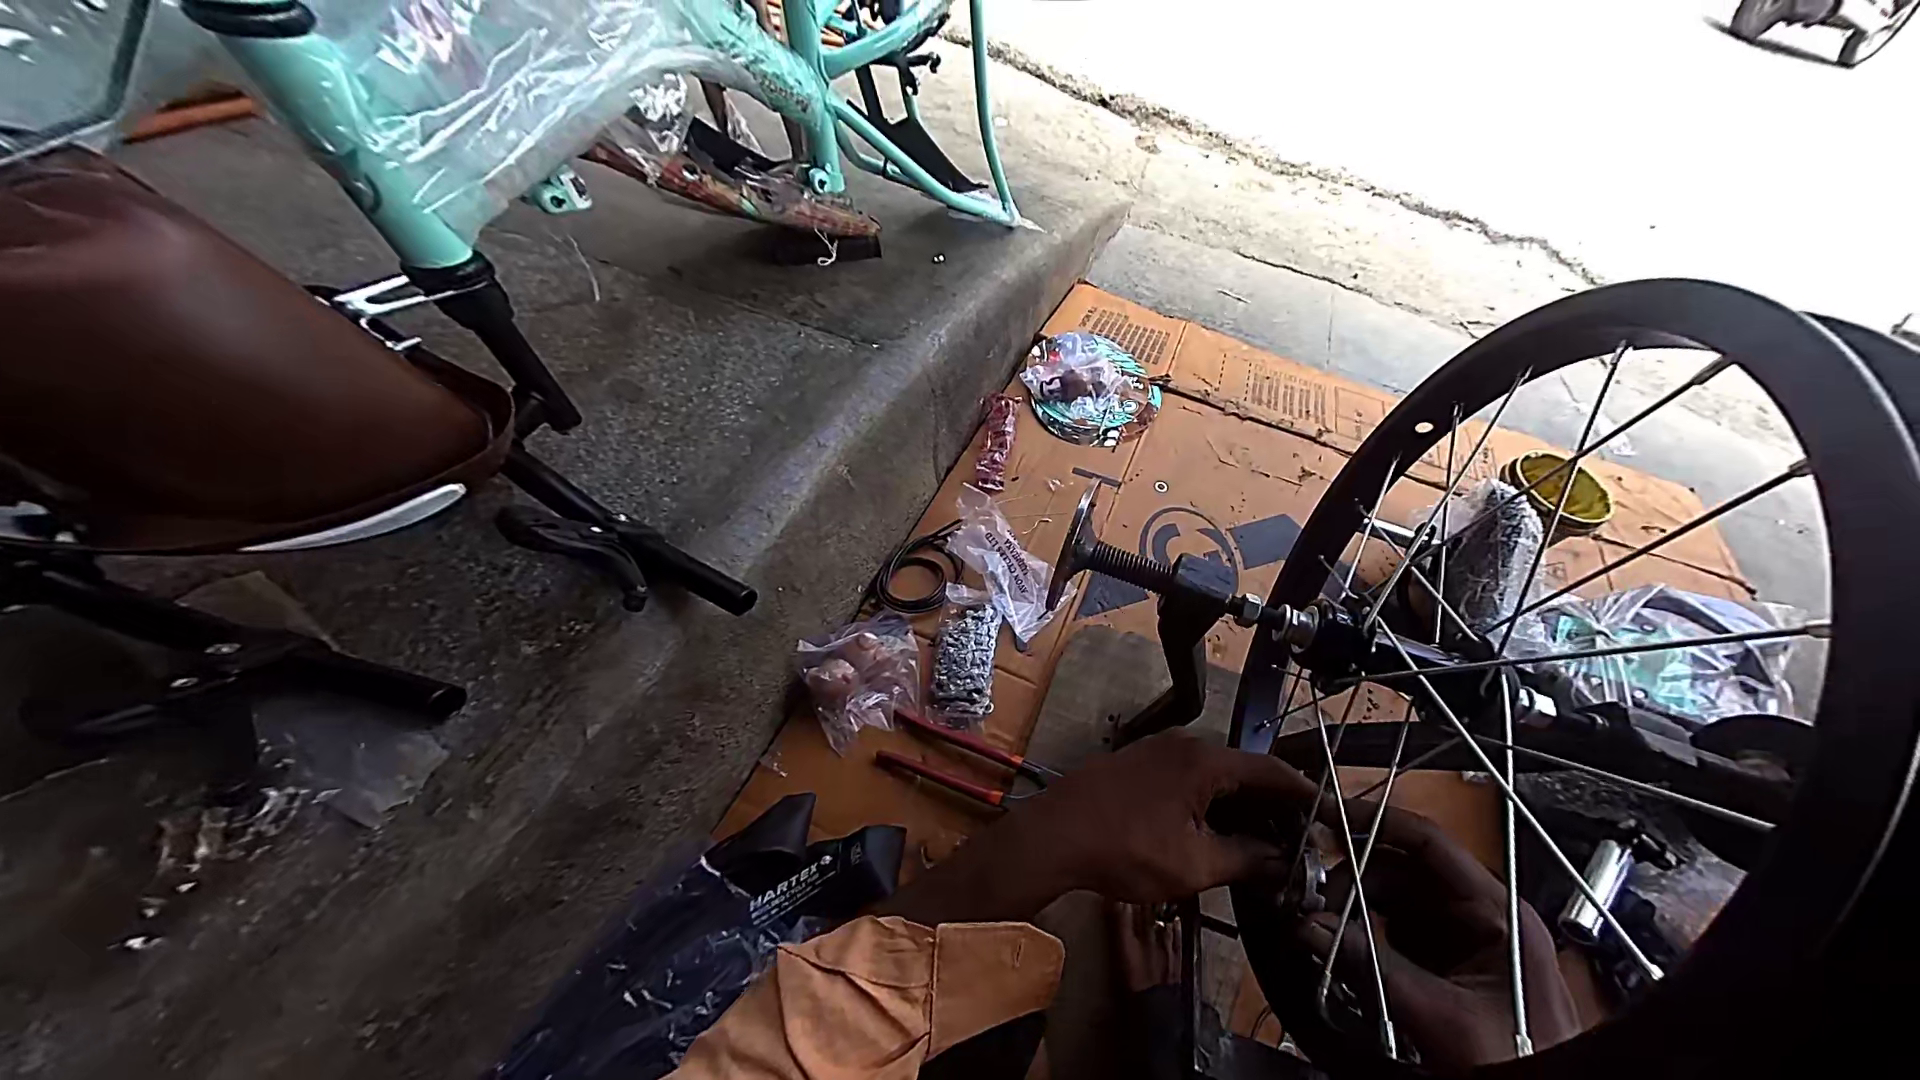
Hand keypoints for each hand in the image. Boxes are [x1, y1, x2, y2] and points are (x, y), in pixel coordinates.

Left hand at [877, 730, 1316, 924]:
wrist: (1054, 834)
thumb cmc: (1126, 848)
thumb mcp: (1194, 863)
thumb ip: (1245, 860)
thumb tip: (1280, 862)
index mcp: (1204, 760)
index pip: (1270, 770)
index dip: (1303, 794)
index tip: (1328, 817)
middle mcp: (1181, 745)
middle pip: (1241, 770)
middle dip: (1270, 805)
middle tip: (1296, 840)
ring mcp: (1154, 752)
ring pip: (1212, 775)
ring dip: (1237, 805)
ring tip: (1259, 843)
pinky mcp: (1135, 765)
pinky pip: (1185, 778)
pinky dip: (1207, 801)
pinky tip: (1211, 830)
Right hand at [1295, 803, 1580, 1072]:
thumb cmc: (1517, 1068)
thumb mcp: (1442, 1018)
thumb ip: (1372, 967)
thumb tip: (1308, 924)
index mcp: (1497, 912)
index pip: (1426, 840)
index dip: (1372, 820)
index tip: (1324, 814)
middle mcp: (1478, 912)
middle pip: (1397, 867)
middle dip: (1350, 878)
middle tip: (1314, 901)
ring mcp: (1458, 935)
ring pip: (1386, 894)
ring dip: (1349, 905)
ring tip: (1323, 928)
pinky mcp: (1440, 958)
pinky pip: (1387, 924)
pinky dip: (1359, 929)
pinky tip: (1342, 946)